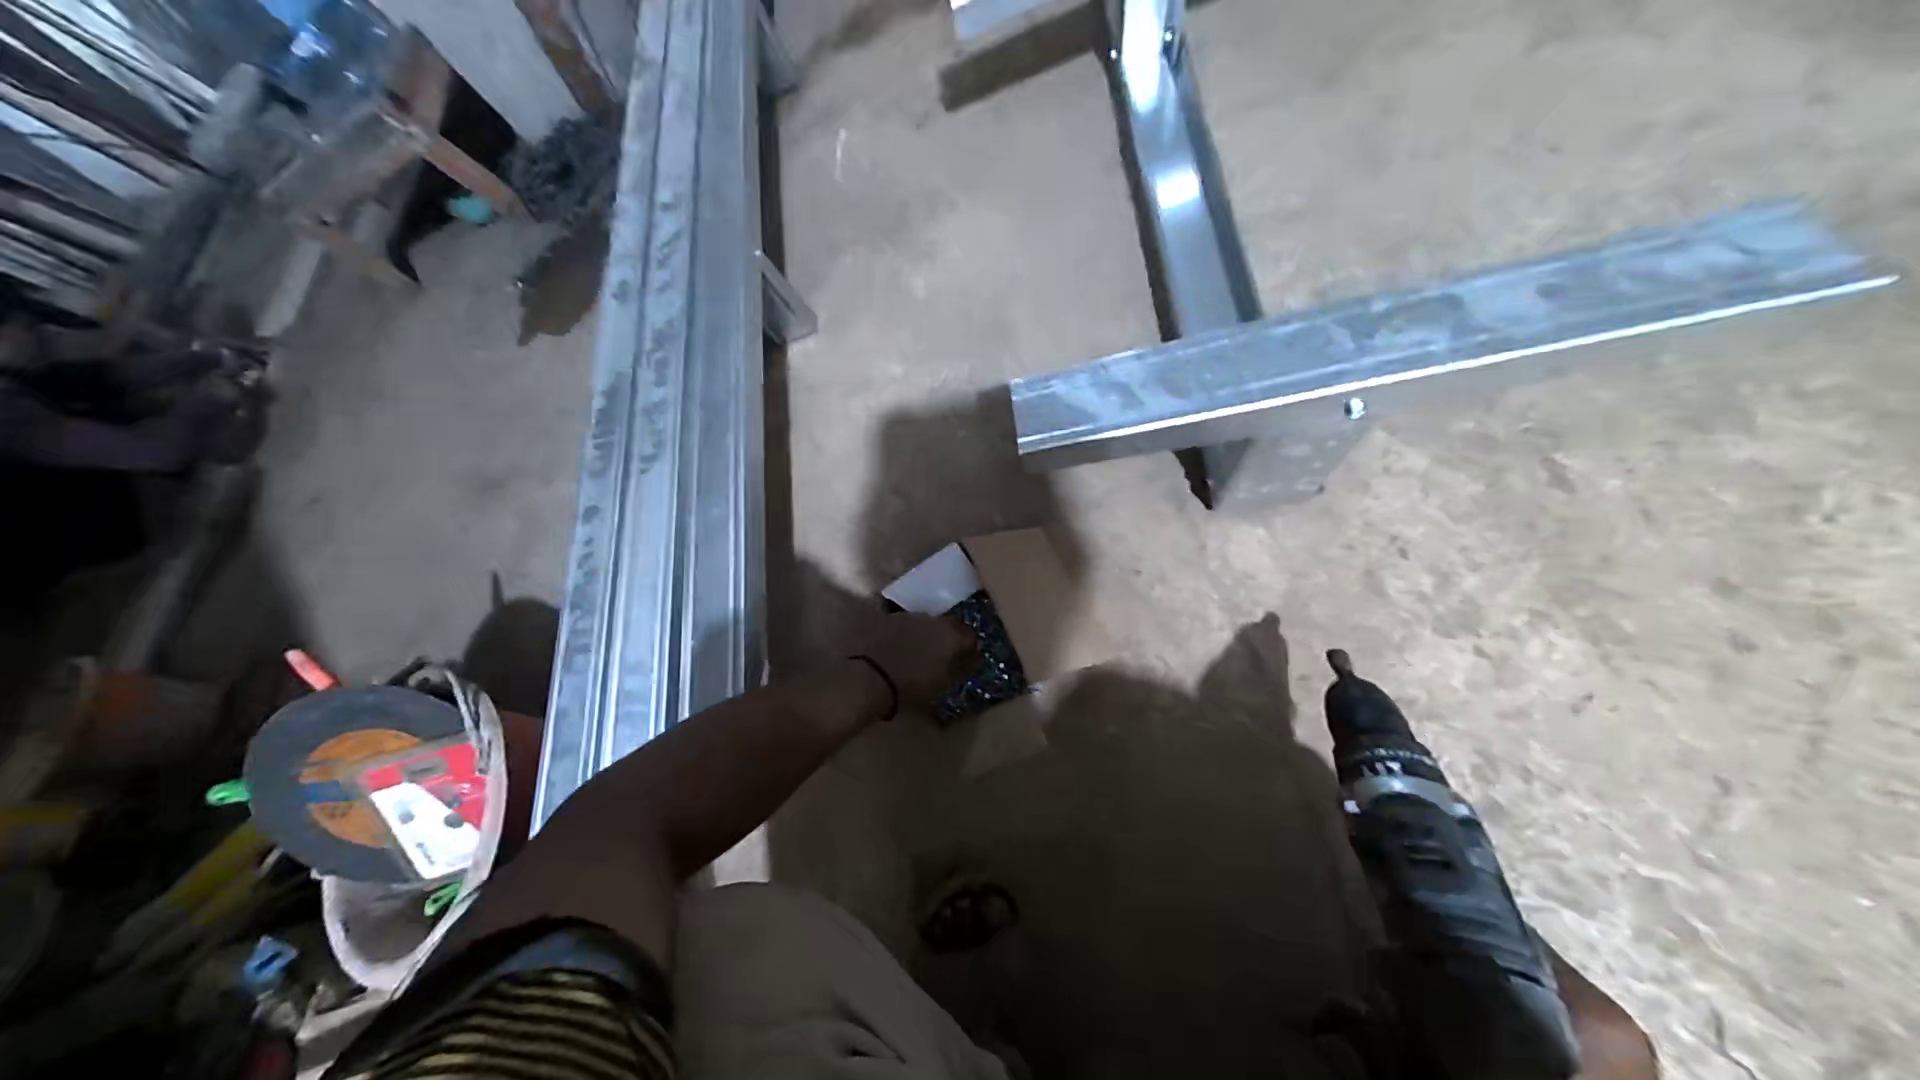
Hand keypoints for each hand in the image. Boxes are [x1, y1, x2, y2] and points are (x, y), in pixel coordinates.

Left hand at [858, 612, 977, 711]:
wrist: (870, 677)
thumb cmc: (913, 685)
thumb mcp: (944, 683)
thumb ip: (963, 668)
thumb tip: (976, 658)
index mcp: (952, 635)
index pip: (971, 637)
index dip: (969, 649)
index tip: (965, 660)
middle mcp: (934, 619)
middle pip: (949, 625)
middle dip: (949, 638)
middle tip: (943, 655)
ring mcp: (910, 616)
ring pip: (927, 622)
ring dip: (927, 634)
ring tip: (919, 652)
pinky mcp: (889, 617)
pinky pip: (906, 624)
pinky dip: (907, 633)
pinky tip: (900, 647)